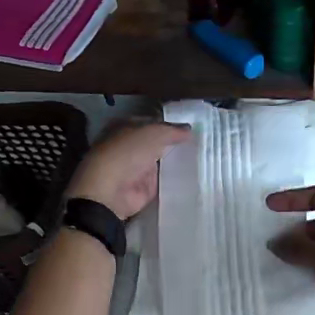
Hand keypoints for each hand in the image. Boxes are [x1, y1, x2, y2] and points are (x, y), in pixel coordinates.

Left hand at [67, 121, 189, 219]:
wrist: (111, 192)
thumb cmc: (126, 153)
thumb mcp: (153, 134)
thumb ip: (172, 131)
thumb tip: (189, 130)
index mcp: (126, 127)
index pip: (152, 123)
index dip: (170, 125)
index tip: (192, 129)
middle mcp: (131, 146)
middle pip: (158, 143)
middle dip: (176, 144)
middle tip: (201, 144)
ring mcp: (137, 168)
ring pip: (162, 162)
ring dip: (178, 161)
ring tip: (203, 159)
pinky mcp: (144, 188)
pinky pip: (164, 181)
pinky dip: (177, 180)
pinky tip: (196, 176)